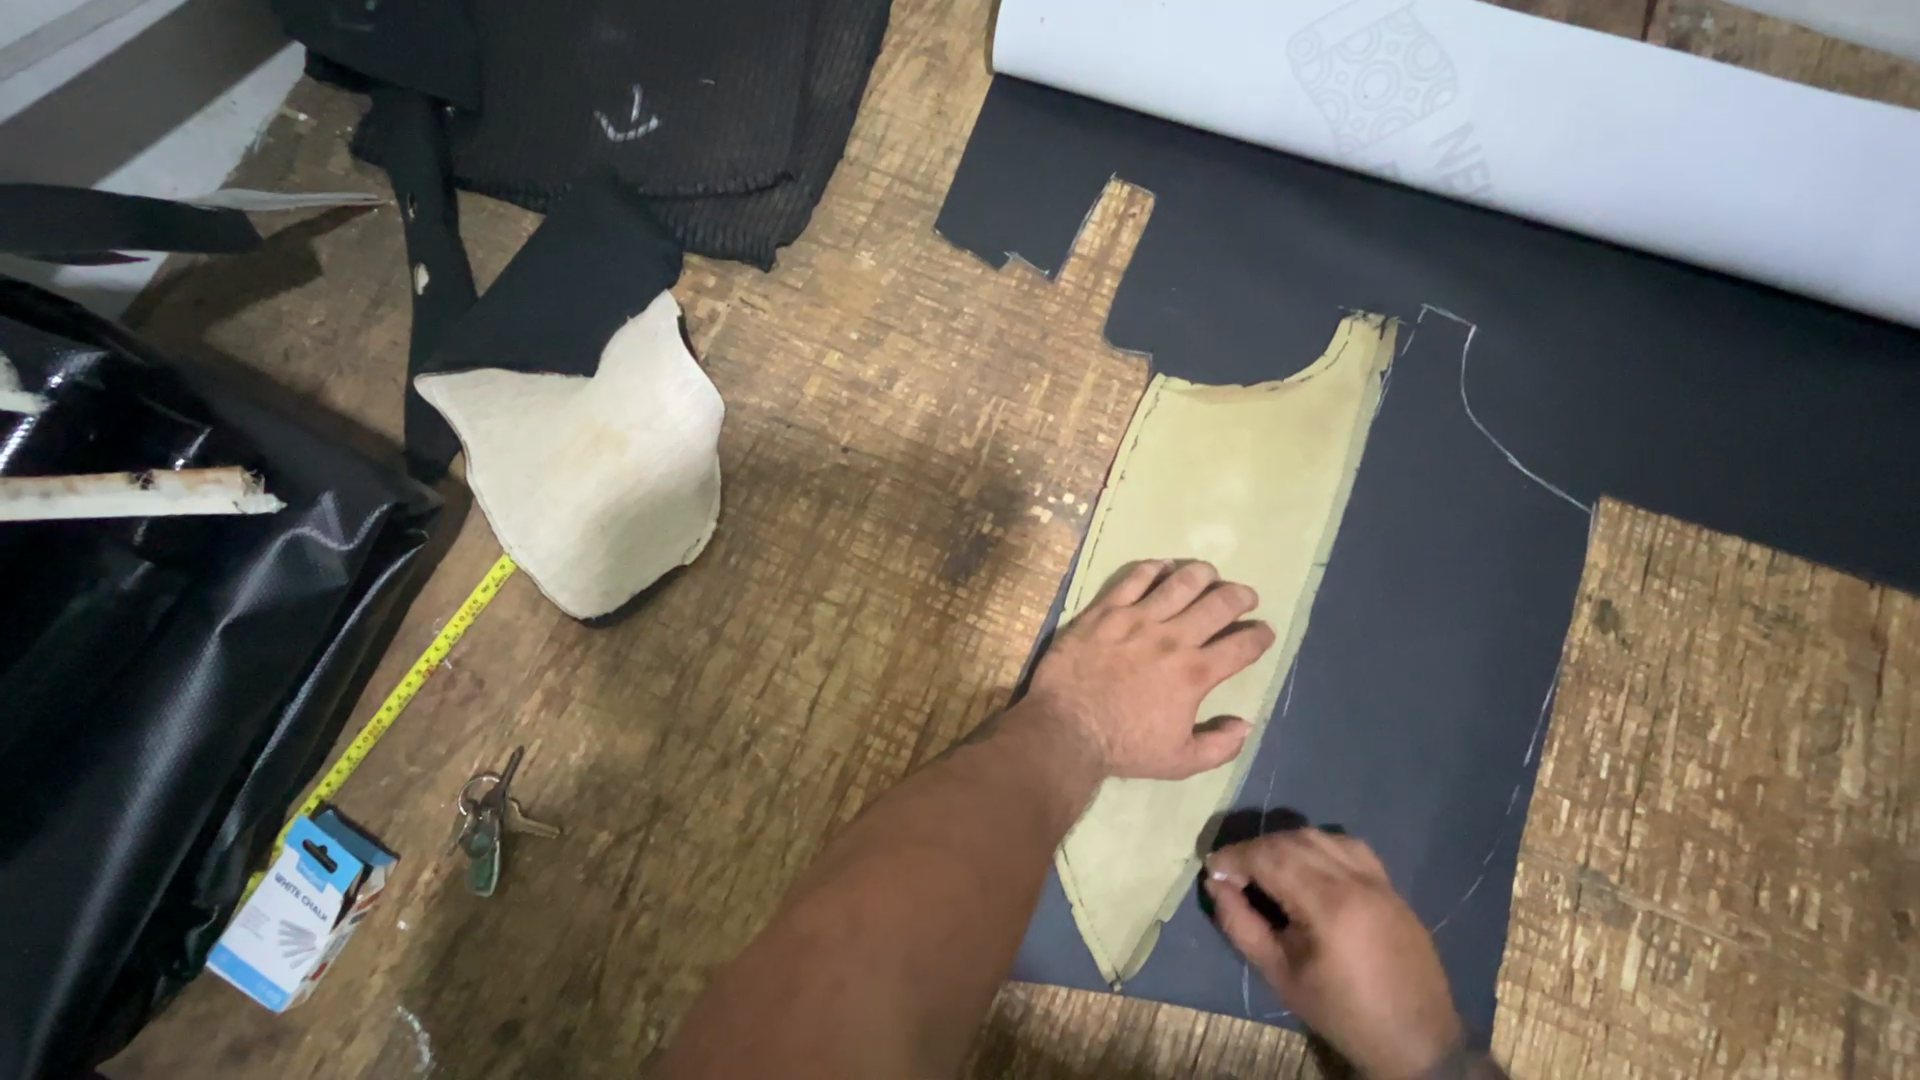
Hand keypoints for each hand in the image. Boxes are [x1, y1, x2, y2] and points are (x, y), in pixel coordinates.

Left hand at [1025, 559, 1275, 780]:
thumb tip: (1246, 726)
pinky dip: (1154, 568)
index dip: (1260, 636)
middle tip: (1245, 596)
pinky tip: (1163, 566)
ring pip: (1180, 582)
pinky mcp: (1105, 610)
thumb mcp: (1180, 762)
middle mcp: (1173, 638)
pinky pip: (1134, 578)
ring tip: (1209, 574)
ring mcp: (1137, 619)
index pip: (1242, 646)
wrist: (1065, 729)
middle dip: (1240, 596)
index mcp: (1195, 673)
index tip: (1264, 631)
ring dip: (1202, 574)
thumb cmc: (1123, 748)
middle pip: (1218, 604)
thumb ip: (1219, 746)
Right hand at [1205, 831, 1461, 1079]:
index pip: (1269, 858)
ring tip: (1266, 868)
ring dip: (1284, 844)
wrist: (1417, 1041)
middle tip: (1233, 872)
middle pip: (1291, 841)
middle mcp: (1355, 880)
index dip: (1234, 857)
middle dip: (1254, 849)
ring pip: (1319, 836)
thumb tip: (1216, 883)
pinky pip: (1348, 846)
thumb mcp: (1279, 975)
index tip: (1212, 868)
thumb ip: (1240, 924)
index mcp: (1328, 905)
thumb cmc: (1341, 1013)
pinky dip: (1319, 846)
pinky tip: (1307, 866)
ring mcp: (1378, 880)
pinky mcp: (1391, 886)